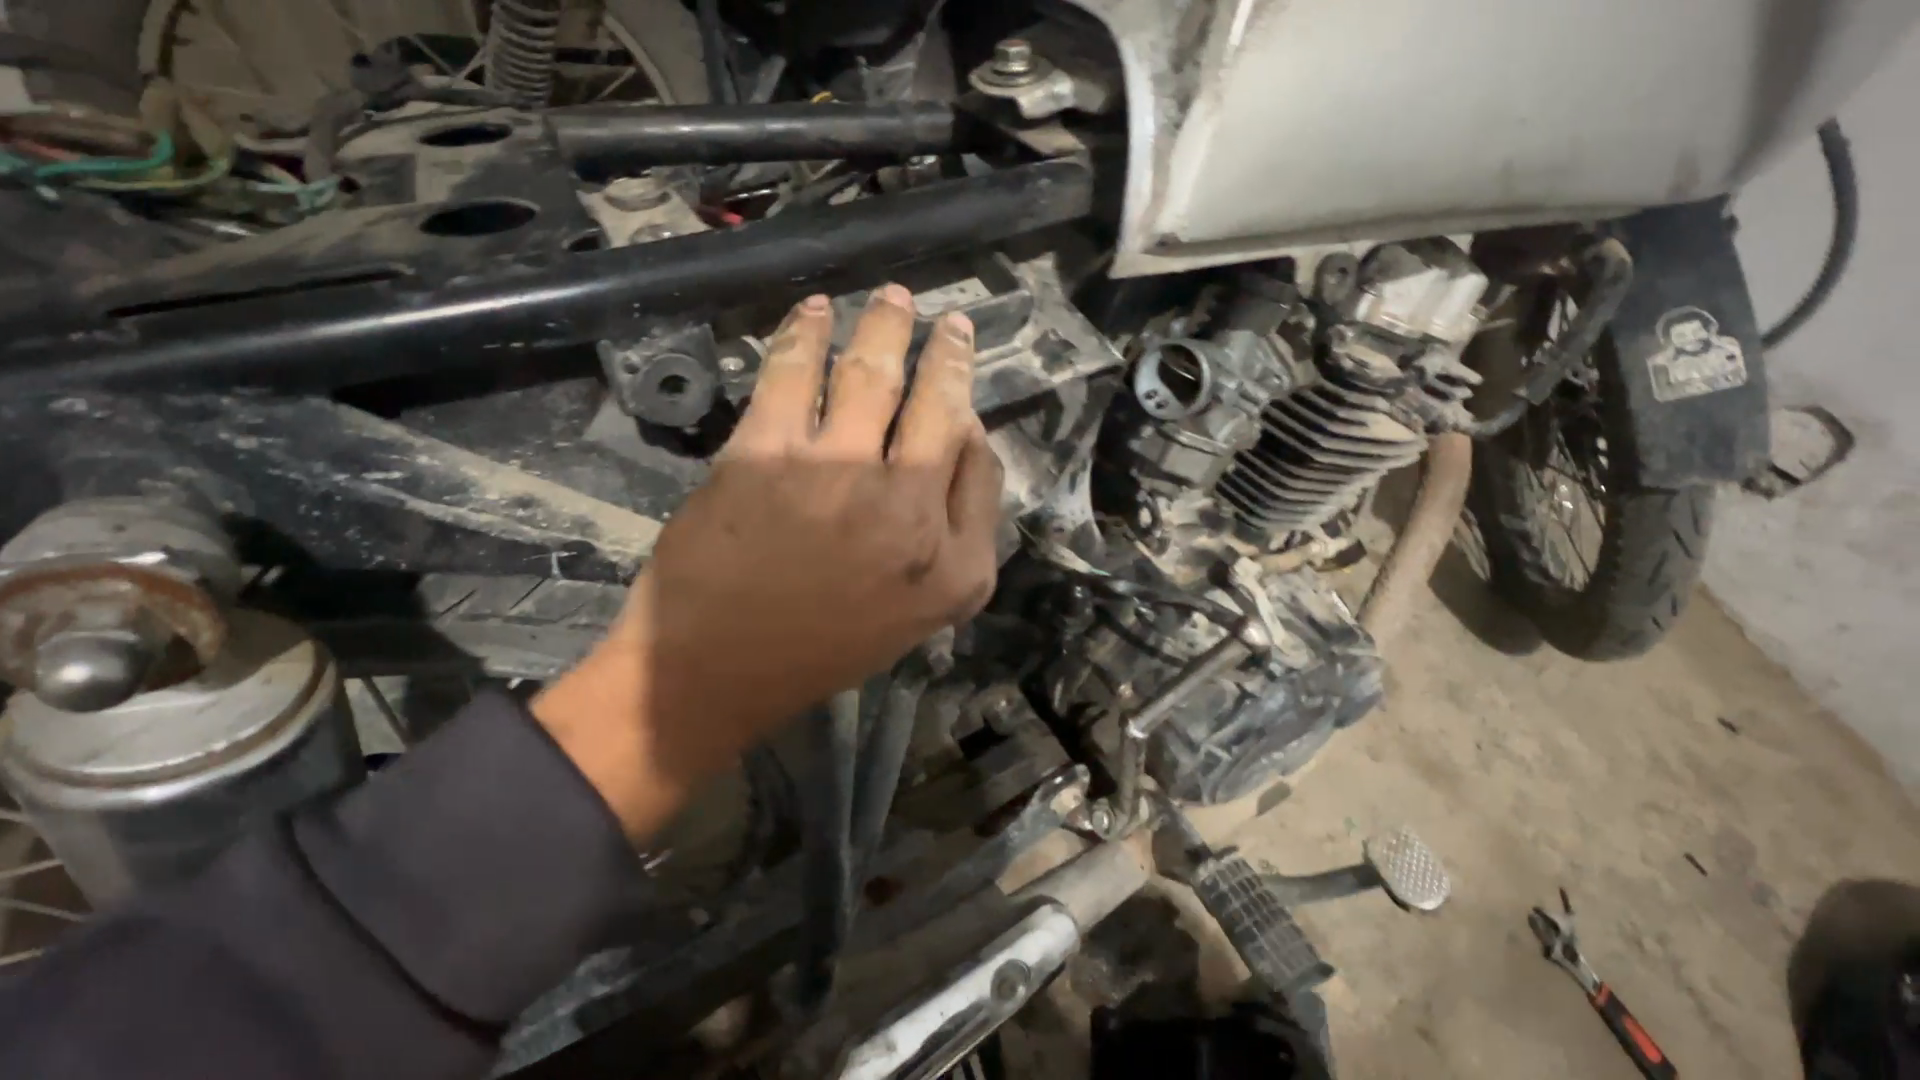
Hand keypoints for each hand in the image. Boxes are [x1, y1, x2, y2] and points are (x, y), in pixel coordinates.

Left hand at [534, 285, 1003, 837]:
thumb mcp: (915, 615)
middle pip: (942, 408)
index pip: (982, 463)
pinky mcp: (767, 454)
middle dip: (949, 355)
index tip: (956, 392)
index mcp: (956, 565)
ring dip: (886, 326)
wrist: (715, 674)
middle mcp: (910, 511)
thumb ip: (953, 537)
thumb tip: (959, 445)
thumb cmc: (818, 649)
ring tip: (891, 300)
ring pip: (875, 374)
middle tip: (950, 322)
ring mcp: (839, 476)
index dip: (969, 418)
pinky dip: (806, 331)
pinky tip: (814, 311)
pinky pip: (795, 373)